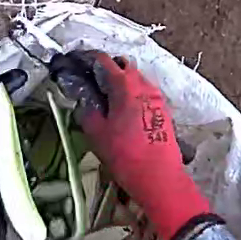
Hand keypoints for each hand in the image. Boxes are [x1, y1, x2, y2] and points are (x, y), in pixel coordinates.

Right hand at [47, 50, 215, 239]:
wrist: (160, 180)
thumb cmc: (127, 156)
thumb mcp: (95, 132)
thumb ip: (87, 109)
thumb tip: (84, 99)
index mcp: (125, 85)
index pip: (103, 60)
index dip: (87, 60)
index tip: (77, 64)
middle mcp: (144, 86)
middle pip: (122, 66)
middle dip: (106, 69)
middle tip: (90, 80)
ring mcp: (157, 98)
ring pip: (135, 80)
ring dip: (120, 83)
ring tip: (105, 97)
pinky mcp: (163, 112)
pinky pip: (144, 94)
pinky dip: (131, 95)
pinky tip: (121, 111)